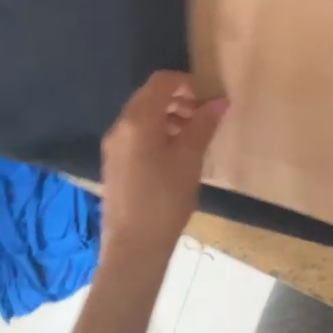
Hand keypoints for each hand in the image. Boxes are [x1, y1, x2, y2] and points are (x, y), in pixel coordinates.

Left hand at [99, 71, 226, 258]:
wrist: (133, 250)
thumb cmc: (164, 199)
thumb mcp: (190, 158)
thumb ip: (204, 124)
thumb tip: (219, 100)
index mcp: (137, 120)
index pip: (161, 82)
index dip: (187, 83)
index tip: (208, 99)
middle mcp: (120, 126)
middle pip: (150, 97)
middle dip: (179, 99)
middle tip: (203, 116)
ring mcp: (113, 147)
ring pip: (143, 116)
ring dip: (169, 116)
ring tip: (193, 136)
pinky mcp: (114, 165)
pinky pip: (136, 134)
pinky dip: (157, 132)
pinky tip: (175, 155)